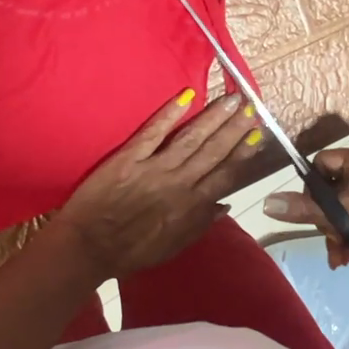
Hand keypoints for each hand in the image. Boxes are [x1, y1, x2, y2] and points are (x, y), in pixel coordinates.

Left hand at [44, 89, 262, 279]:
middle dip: (234, 128)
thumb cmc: (132, 251)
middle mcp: (179, 184)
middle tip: (252, 105)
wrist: (90, 248)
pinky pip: (153, 132)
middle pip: (213, 151)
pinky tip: (185, 96)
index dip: (243, 153)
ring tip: (231, 99)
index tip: (259, 134)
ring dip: (213, 118)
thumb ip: (200, 224)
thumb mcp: (173, 246)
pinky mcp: (129, 159)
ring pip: (190, 138)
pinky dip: (169, 114)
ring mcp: (154, 169)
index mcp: (191, 206)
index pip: (225, 174)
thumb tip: (225, 204)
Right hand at [264, 147, 348, 268]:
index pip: (321, 162)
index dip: (311, 188)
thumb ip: (306, 209)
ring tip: (340, 258)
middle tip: (331, 240)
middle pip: (330, 189)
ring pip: (342, 209)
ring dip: (336, 234)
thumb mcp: (345, 215)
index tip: (311, 212)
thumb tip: (267, 203)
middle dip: (326, 220)